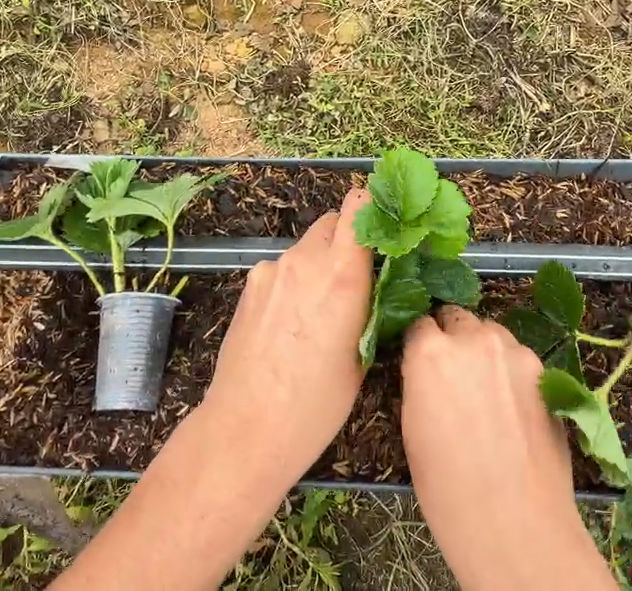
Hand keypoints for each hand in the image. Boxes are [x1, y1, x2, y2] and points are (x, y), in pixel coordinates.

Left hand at [196, 186, 373, 483]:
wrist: (247, 426)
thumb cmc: (316, 403)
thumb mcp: (360, 355)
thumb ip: (369, 307)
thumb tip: (377, 287)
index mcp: (343, 273)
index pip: (358, 206)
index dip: (372, 212)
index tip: (384, 230)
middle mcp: (306, 259)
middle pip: (332, 223)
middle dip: (347, 240)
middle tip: (356, 277)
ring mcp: (272, 270)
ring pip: (305, 249)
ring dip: (318, 264)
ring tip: (320, 311)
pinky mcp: (249, 285)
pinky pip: (281, 270)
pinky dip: (292, 283)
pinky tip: (290, 323)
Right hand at [400, 307, 612, 590]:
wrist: (515, 525)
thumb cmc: (448, 489)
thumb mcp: (412, 428)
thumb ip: (418, 383)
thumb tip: (424, 370)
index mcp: (430, 353)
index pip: (418, 324)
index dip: (419, 344)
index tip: (420, 363)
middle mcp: (473, 339)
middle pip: (457, 319)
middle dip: (452, 339)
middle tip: (452, 375)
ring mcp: (515, 353)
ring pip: (491, 334)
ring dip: (483, 351)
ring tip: (485, 392)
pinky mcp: (545, 372)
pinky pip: (519, 358)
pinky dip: (511, 371)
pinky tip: (511, 408)